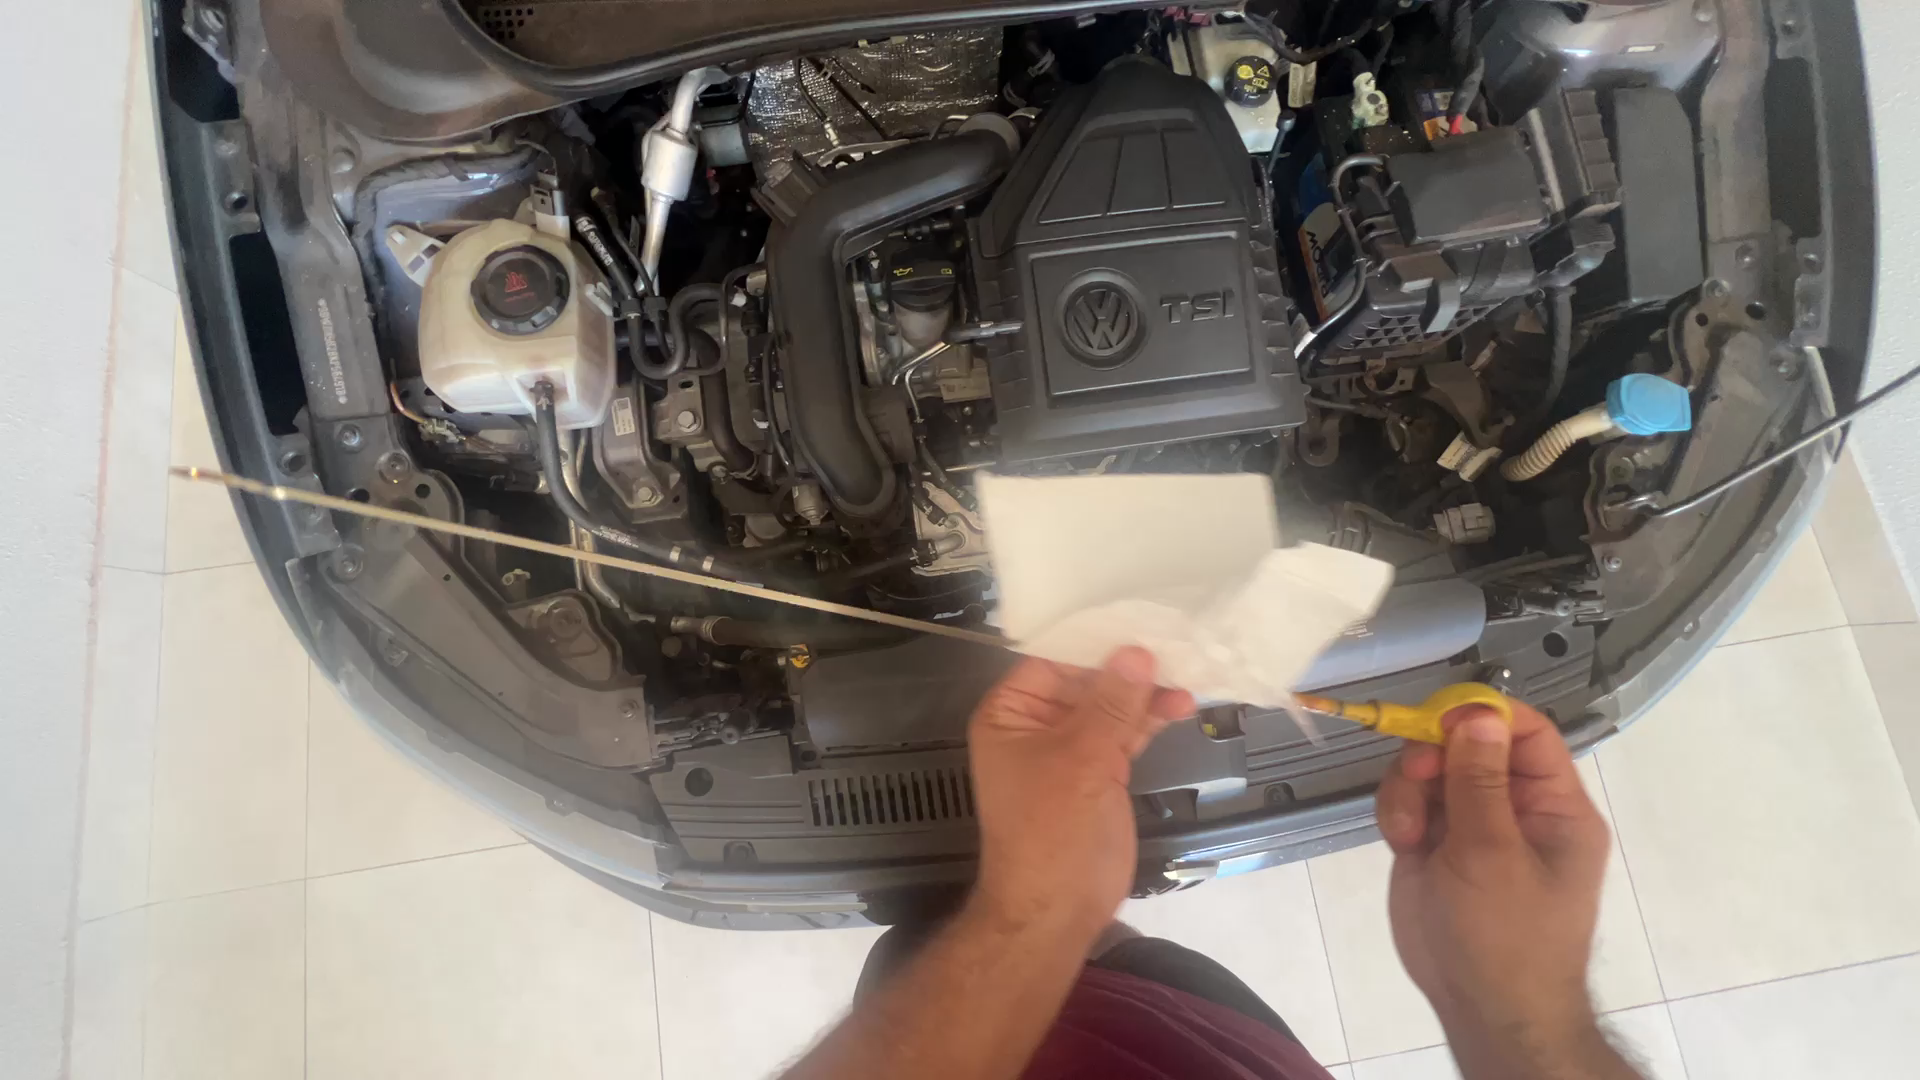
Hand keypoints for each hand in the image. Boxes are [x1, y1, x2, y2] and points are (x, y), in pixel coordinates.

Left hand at [965, 647, 1194, 946]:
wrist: (1058, 909)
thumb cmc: (1050, 829)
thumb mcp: (1079, 759)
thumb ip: (1110, 704)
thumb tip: (1136, 652)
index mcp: (1011, 711)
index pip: (1050, 659)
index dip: (1091, 641)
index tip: (1134, 617)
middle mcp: (1037, 722)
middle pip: (1085, 679)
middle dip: (1126, 668)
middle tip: (1172, 644)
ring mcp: (1070, 747)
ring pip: (1110, 705)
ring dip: (1145, 693)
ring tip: (1186, 676)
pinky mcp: (1099, 769)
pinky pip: (1124, 732)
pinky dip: (1150, 719)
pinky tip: (1180, 705)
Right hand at [1375, 701, 1621, 1076]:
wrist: (1478, 1003)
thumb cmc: (1505, 933)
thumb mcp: (1493, 851)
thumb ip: (1480, 778)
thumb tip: (1476, 712)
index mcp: (1551, 806)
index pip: (1525, 732)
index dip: (1482, 714)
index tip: (1435, 718)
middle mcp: (1511, 806)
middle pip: (1463, 743)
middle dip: (1431, 757)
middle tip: (1418, 779)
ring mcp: (1469, 822)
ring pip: (1426, 768)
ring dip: (1407, 791)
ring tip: (1409, 833)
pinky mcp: (1432, 838)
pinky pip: (1406, 798)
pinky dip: (1395, 812)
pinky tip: (1402, 844)